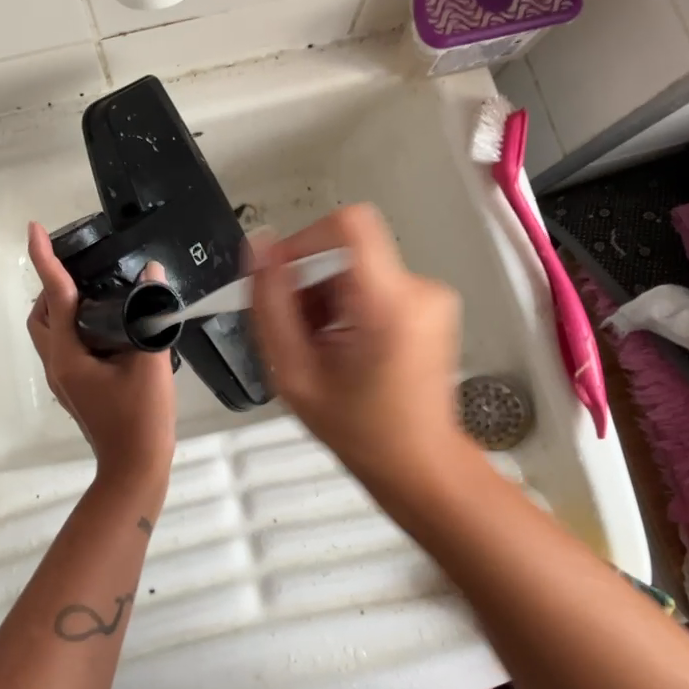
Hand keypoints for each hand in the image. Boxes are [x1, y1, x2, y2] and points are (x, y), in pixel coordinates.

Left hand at [27, 222, 178, 485]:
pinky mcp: (75, 387)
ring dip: (60, 306)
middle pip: (41, 313)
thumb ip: (151, 315)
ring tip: (94, 290)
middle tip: (80, 266)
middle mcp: (57, 364)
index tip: (34, 229)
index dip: (44, 259)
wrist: (135, 469)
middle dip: (51, 284)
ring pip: (49, 331)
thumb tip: (152, 272)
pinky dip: (73, 325)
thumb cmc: (141, 418)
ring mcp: (63, 379)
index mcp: (68, 355)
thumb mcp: (150, 363)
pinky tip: (104, 324)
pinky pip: (63, 345)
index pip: (54, 296)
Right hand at [248, 204, 470, 490]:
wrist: (419, 463)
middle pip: (344, 250)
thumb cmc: (363, 430)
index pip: (347, 224)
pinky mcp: (430, 303)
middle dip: (311, 285)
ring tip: (323, 348)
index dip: (305, 241)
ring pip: (355, 267)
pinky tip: (345, 348)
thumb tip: (259, 249)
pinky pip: (374, 281)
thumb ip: (269, 304)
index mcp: (388, 303)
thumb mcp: (293, 372)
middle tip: (301, 334)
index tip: (287, 277)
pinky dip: (349, 306)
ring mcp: (429, 295)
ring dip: (328, 299)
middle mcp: (418, 290)